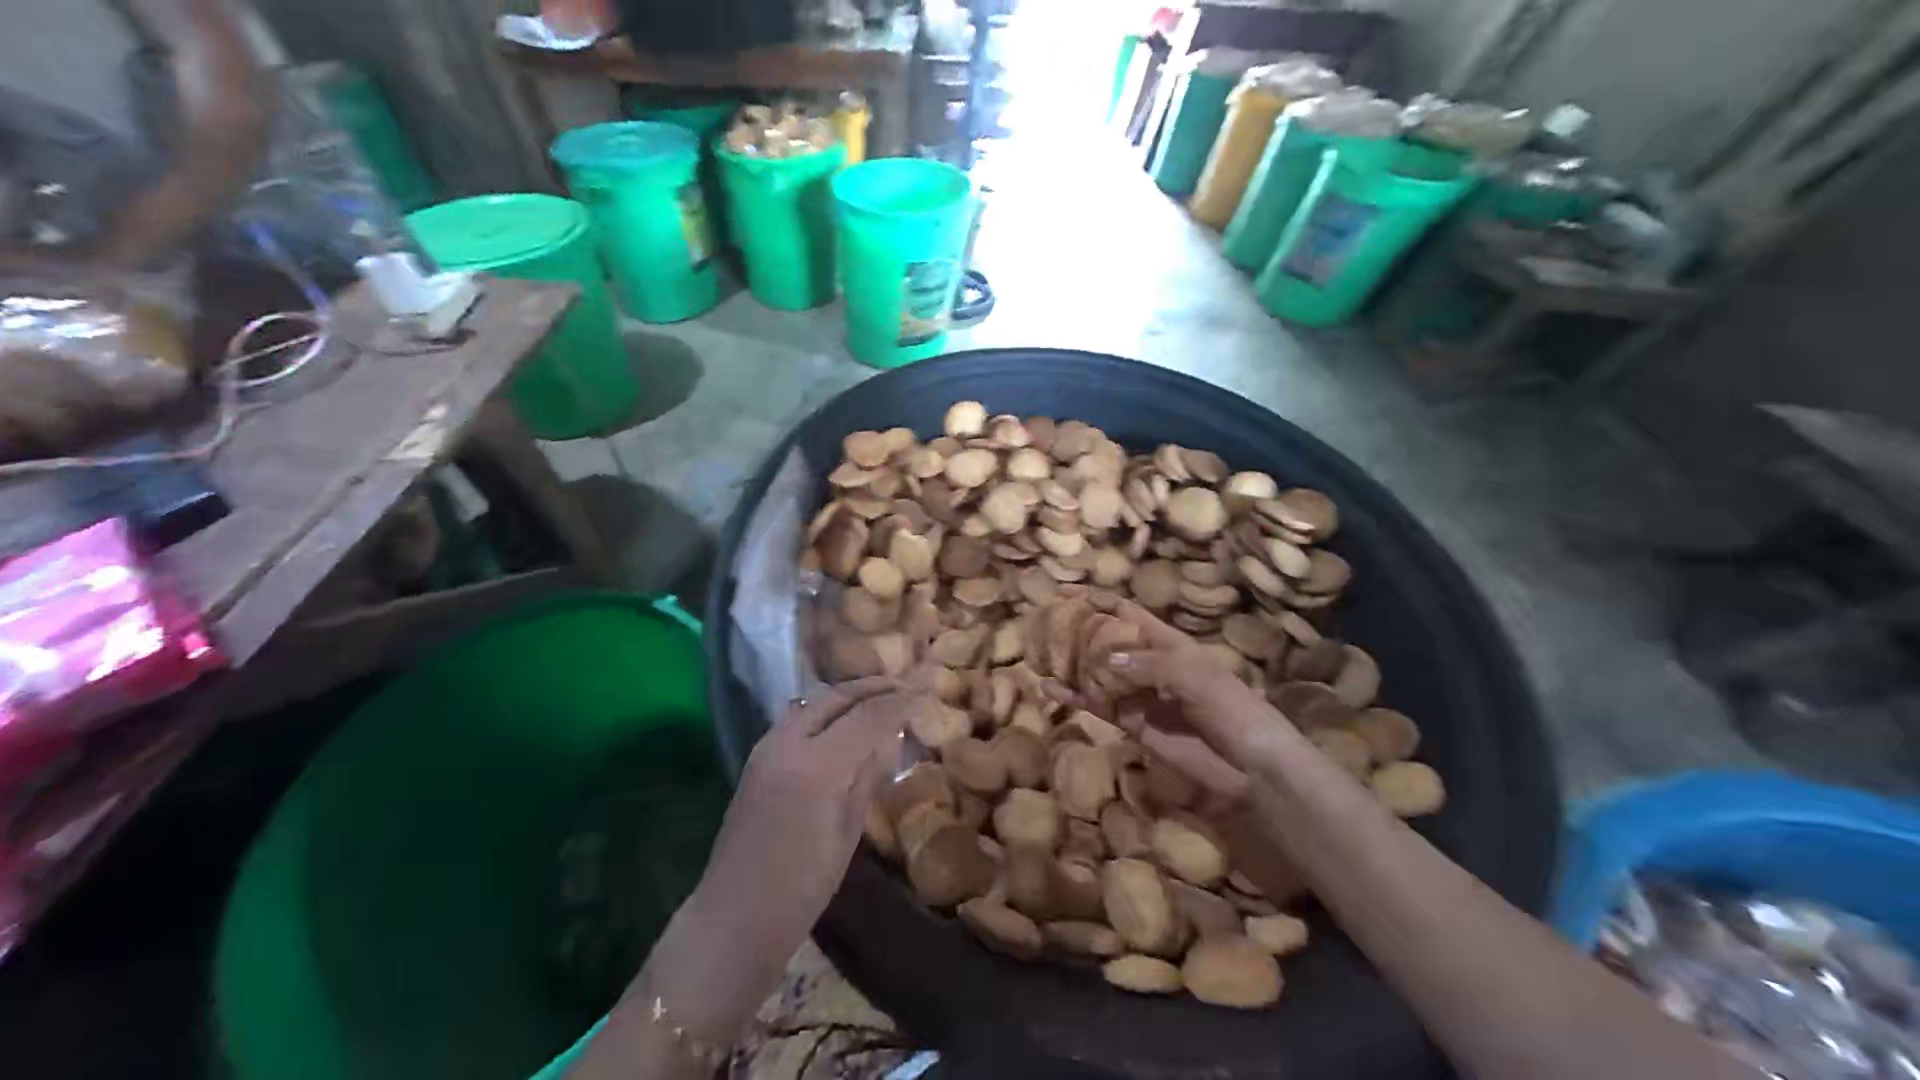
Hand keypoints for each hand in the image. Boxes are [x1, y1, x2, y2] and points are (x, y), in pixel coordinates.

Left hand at [697, 675, 913, 944]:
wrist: (735, 916)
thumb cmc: (802, 887)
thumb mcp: (847, 833)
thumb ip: (866, 778)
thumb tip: (888, 740)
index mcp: (817, 765)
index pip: (866, 716)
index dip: (898, 702)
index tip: (923, 693)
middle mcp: (788, 743)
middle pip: (835, 696)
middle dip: (871, 687)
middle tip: (903, 686)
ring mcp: (766, 748)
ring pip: (812, 701)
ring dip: (846, 695)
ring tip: (876, 699)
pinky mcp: (756, 759)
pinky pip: (796, 718)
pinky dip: (824, 710)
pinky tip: (841, 723)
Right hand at [1059, 601, 1299, 806]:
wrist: (1251, 765)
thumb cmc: (1230, 708)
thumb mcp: (1193, 675)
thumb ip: (1147, 664)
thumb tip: (1101, 660)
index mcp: (1168, 643)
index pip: (1126, 612)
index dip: (1098, 600)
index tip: (1064, 592)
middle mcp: (1149, 664)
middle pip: (1105, 642)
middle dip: (1076, 632)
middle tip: (1043, 625)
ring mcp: (1139, 695)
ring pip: (1096, 675)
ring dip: (1070, 666)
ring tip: (1038, 656)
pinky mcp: (1133, 725)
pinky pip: (1099, 705)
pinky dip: (1075, 697)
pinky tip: (1050, 689)